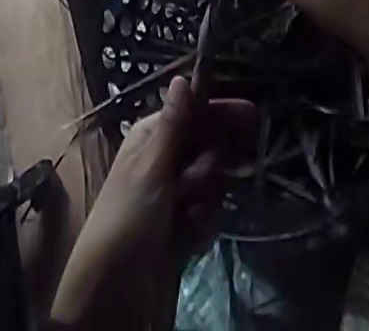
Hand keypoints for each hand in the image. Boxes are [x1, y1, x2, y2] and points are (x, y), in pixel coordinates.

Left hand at [52, 76, 254, 328]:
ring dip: (203, 200)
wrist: (116, 290)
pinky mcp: (185, 226)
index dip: (222, 113)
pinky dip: (202, 225)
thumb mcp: (152, 165)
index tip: (252, 114)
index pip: (195, 114)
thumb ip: (173, 123)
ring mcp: (176, 195)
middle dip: (206, 168)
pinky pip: (212, 213)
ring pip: (214, 182)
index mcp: (152, 137)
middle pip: (209, 148)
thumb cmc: (130, 217)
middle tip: (185, 189)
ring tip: (180, 218)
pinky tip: (185, 237)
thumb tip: (182, 77)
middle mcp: (165, 160)